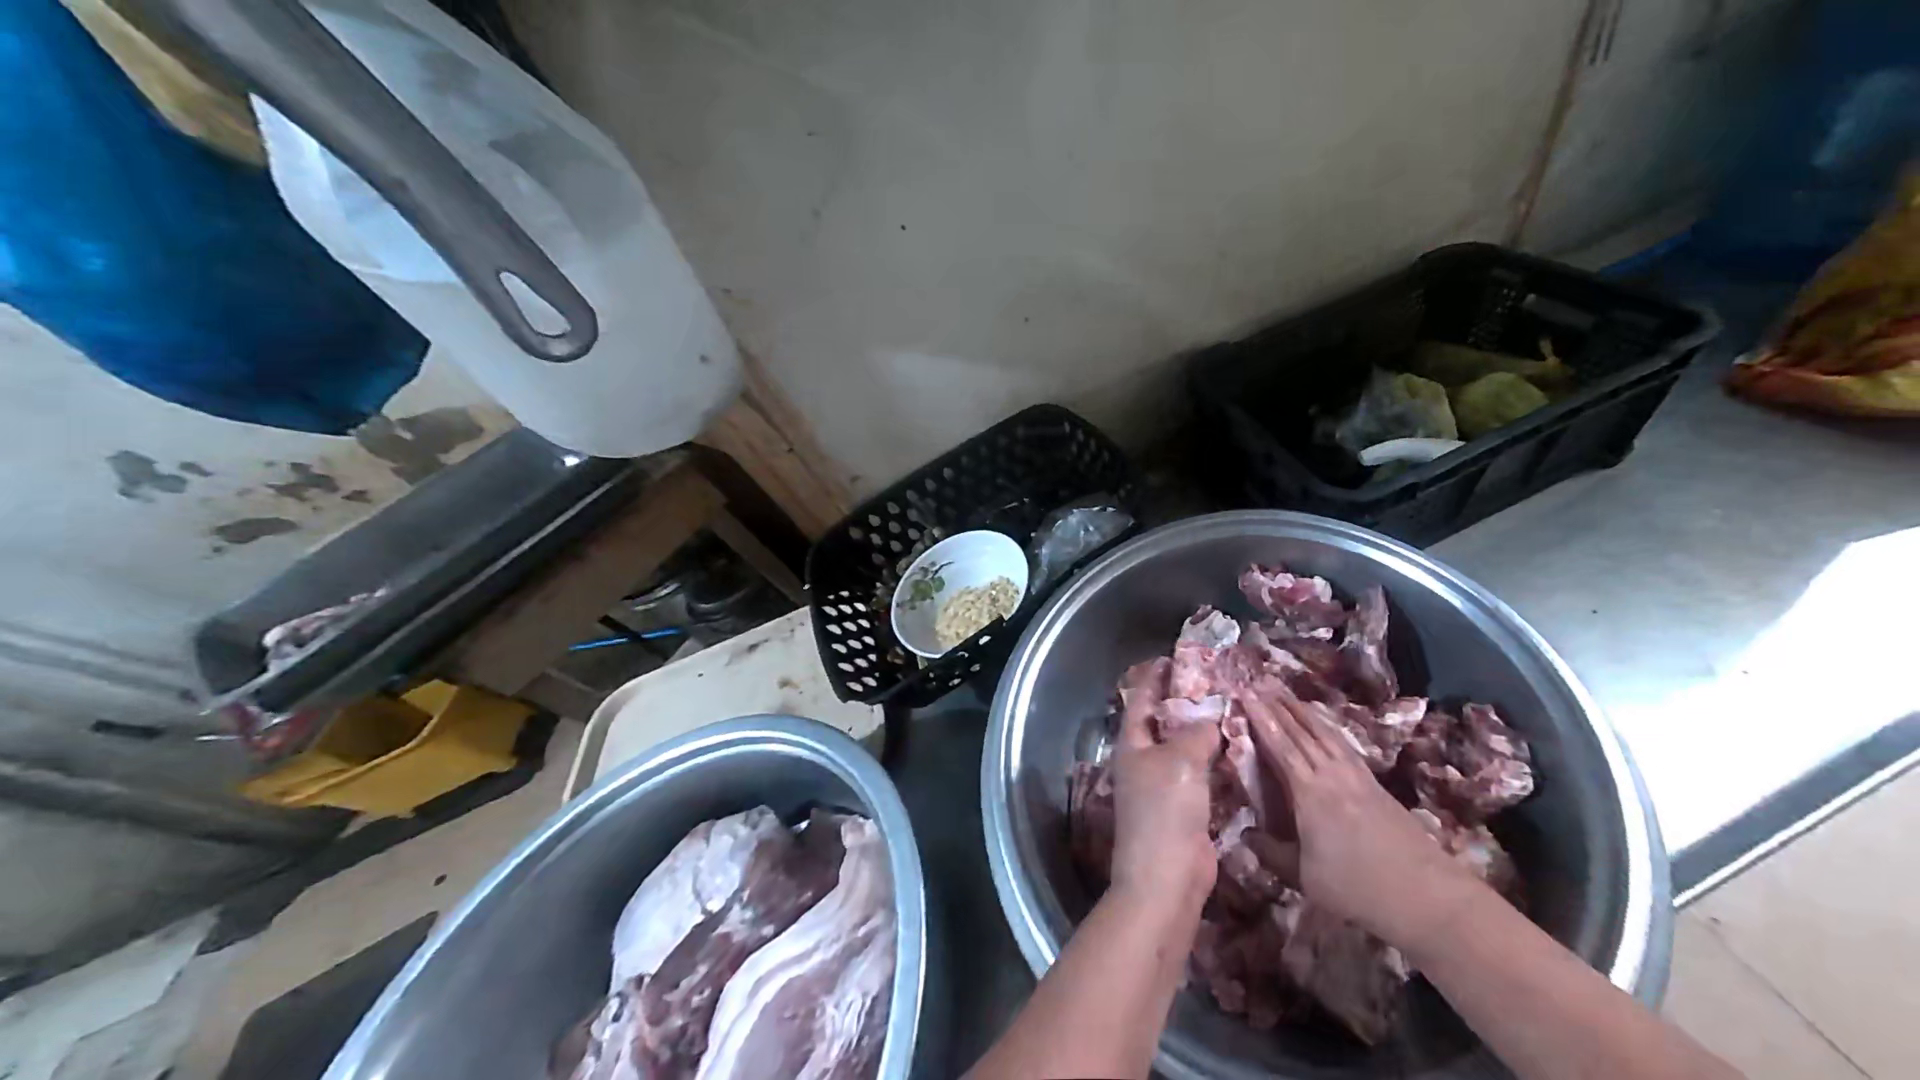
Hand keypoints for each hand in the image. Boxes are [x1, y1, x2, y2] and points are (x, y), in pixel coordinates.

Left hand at [1108, 676, 1220, 911]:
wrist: (1167, 876)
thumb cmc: (1164, 810)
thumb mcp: (1180, 761)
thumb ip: (1196, 733)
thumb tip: (1210, 718)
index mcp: (1132, 744)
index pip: (1141, 702)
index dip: (1154, 679)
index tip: (1171, 659)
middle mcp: (1146, 761)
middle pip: (1165, 724)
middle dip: (1187, 704)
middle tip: (1216, 682)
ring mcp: (1166, 786)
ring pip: (1187, 750)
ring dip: (1206, 733)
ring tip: (1234, 709)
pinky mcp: (1187, 808)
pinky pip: (1204, 776)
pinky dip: (1219, 762)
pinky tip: (1241, 749)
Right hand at [1239, 689, 1483, 950]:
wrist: (1429, 897)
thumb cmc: (1359, 887)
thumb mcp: (1304, 876)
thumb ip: (1270, 852)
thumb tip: (1244, 833)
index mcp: (1309, 792)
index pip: (1280, 745)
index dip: (1260, 718)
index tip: (1244, 693)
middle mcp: (1332, 775)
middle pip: (1301, 731)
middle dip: (1278, 704)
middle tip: (1258, 680)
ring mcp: (1357, 777)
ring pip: (1324, 733)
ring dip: (1302, 710)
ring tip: (1285, 692)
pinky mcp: (1374, 785)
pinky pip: (1342, 744)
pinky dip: (1326, 727)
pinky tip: (1322, 725)